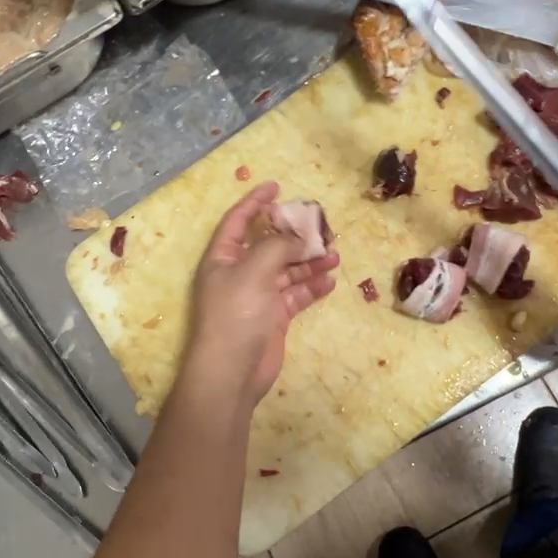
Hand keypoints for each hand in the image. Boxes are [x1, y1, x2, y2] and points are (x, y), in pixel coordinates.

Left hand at [182, 183, 337, 404]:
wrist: (232, 372)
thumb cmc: (235, 314)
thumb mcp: (254, 270)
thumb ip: (278, 247)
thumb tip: (298, 238)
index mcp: (223, 257)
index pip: (239, 221)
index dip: (256, 202)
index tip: (277, 186)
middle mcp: (239, 273)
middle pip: (269, 244)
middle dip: (294, 235)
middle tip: (322, 225)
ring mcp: (257, 296)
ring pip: (287, 270)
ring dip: (309, 261)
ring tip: (334, 254)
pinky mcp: (273, 317)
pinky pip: (295, 294)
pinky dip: (312, 287)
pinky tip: (331, 281)